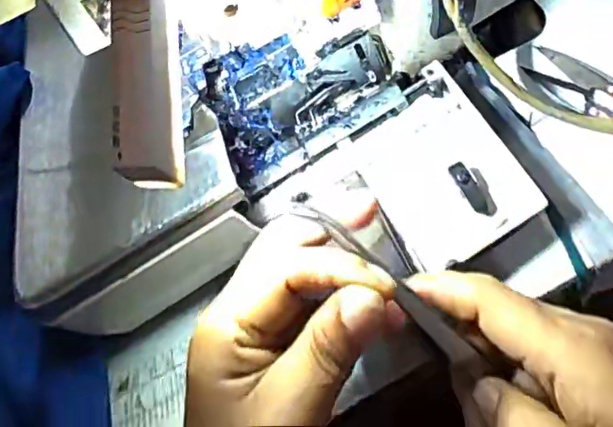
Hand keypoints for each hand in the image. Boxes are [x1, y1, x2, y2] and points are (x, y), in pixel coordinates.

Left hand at [185, 200, 405, 426]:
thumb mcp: (288, 414)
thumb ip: (327, 350)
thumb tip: (373, 295)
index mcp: (226, 320)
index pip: (284, 269)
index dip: (337, 268)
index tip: (386, 286)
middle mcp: (233, 311)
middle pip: (279, 252)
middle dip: (326, 229)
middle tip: (369, 208)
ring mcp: (249, 326)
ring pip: (291, 269)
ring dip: (332, 251)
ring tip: (367, 226)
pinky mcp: (267, 346)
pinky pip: (300, 301)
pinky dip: (333, 288)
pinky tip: (362, 287)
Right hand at [408, 272, 612, 426]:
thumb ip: (506, 412)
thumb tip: (471, 379)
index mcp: (572, 342)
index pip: (485, 293)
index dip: (437, 288)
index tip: (394, 290)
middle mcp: (588, 329)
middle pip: (502, 310)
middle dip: (465, 336)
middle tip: (444, 378)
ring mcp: (610, 348)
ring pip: (526, 333)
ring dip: (496, 359)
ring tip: (486, 405)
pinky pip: (554, 355)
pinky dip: (526, 371)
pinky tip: (524, 408)